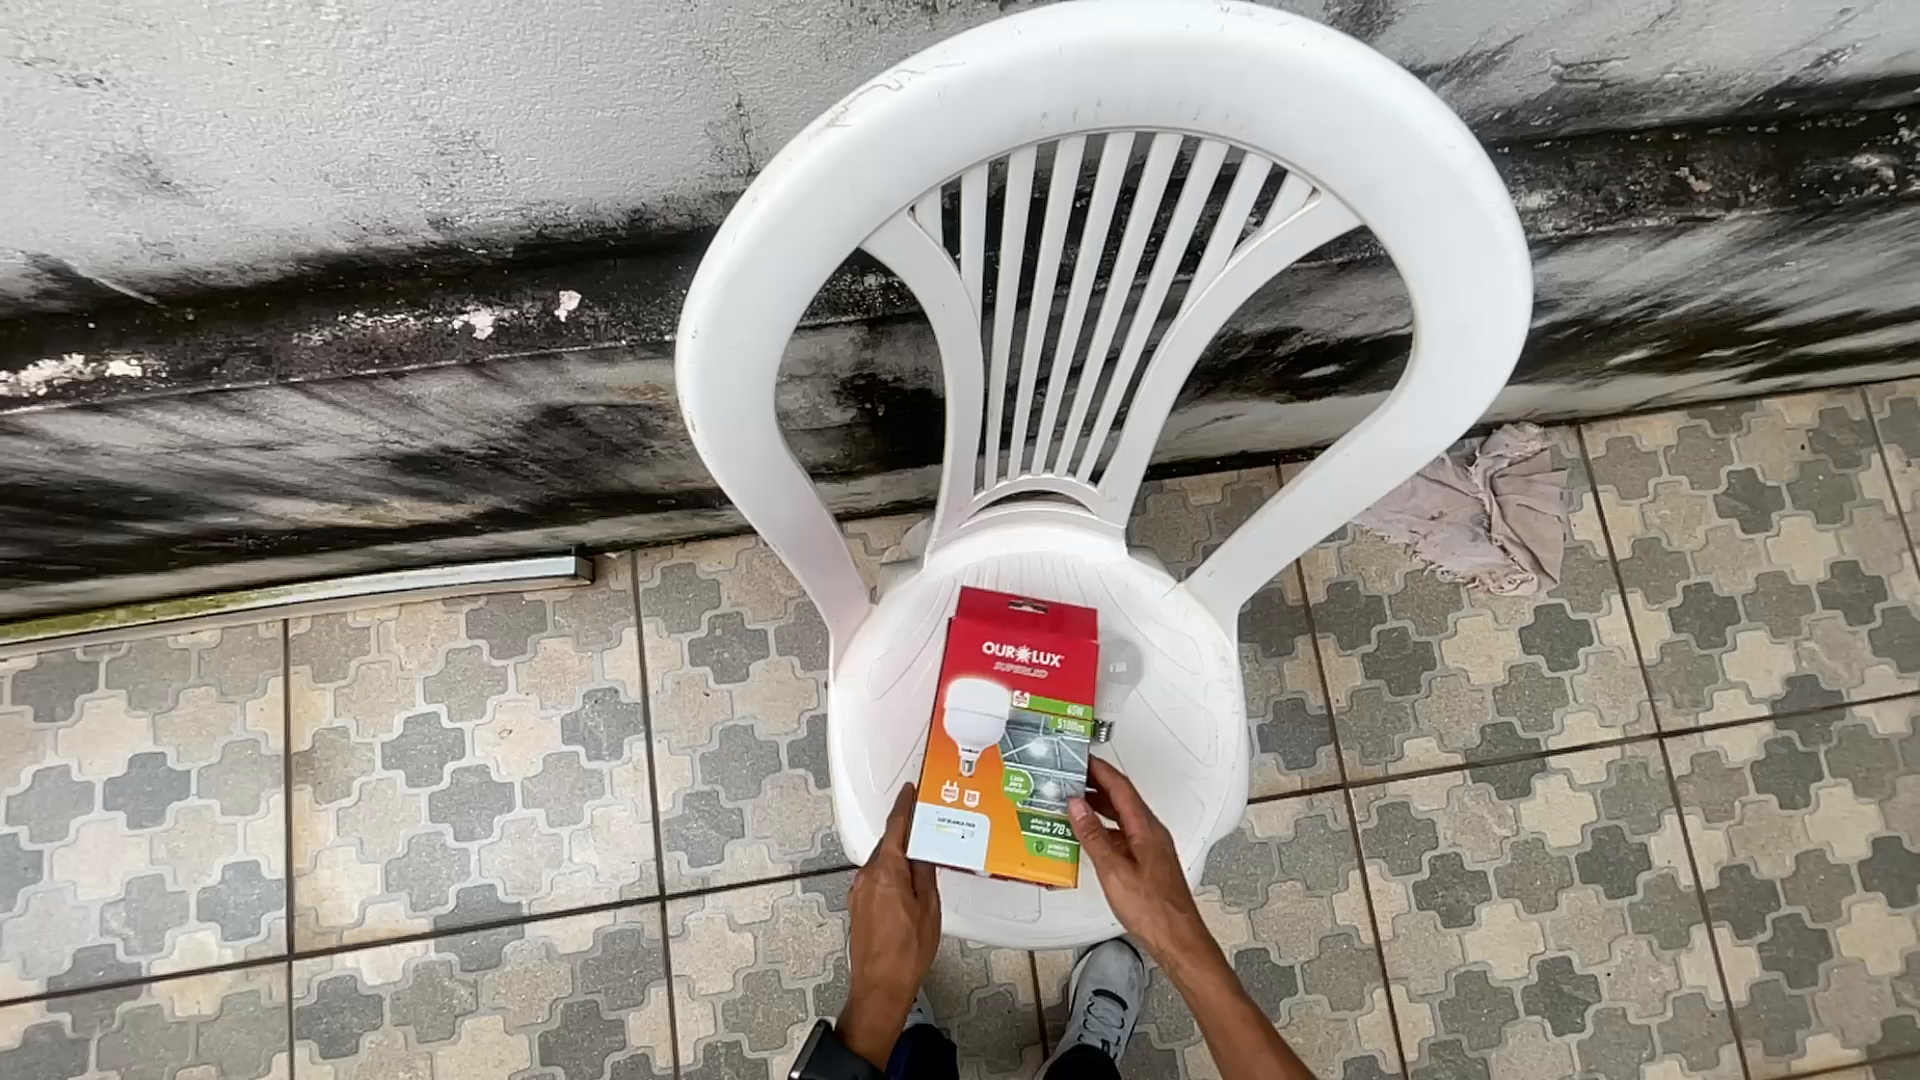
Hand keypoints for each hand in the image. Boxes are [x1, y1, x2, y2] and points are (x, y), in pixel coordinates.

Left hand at [837, 783, 940, 1067]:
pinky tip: (906, 883)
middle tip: (924, 823)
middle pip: (888, 843)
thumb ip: (925, 871)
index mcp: (886, 870)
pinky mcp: (858, 905)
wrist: (880, 988)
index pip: (896, 827)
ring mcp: (859, 891)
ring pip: (883, 861)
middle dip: (906, 833)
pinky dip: (891, 873)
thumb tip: (923, 850)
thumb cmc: (906, 953)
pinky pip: (876, 877)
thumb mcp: (929, 906)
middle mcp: (867, 876)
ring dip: (899, 856)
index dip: (904, 806)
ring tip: (921, 857)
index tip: (909, 791)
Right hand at [1069, 757, 1218, 977]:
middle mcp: (1151, 832)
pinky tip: (1091, 835)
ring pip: (1122, 815)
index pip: (1120, 786)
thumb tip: (1077, 806)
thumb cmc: (1153, 910)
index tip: (1082, 758)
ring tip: (1076, 801)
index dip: (1100, 769)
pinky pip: (1123, 832)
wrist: (1178, 940)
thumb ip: (1093, 836)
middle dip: (1096, 784)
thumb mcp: (1113, 870)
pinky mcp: (1148, 861)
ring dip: (1099, 805)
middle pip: (1122, 798)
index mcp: (1145, 828)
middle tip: (1073, 776)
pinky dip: (1104, 826)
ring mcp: (1150, 846)